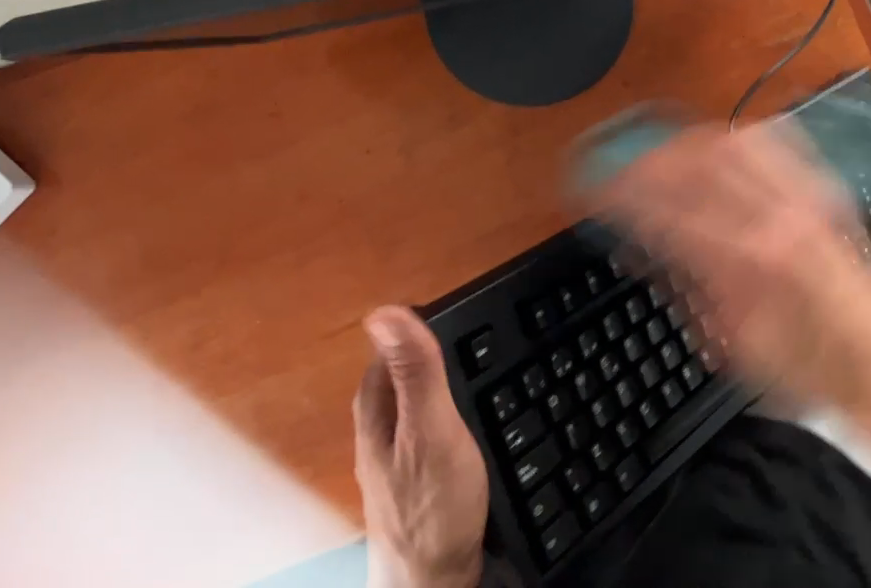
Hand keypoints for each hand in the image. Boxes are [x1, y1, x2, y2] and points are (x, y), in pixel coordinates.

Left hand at [354, 307, 488, 587]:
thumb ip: (414, 371)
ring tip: (493, 364)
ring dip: (453, 374)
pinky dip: (457, 402)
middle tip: (494, 336)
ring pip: (425, 389)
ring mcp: (397, 442)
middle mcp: (380, 418)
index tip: (475, 309)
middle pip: (412, 362)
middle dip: (446, 346)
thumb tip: (384, 309)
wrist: (436, 580)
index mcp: (376, 402)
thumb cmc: (433, 506)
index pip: (399, 337)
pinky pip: (436, 414)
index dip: (436, 320)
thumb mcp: (429, 429)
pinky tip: (478, 409)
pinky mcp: (418, 463)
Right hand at [592, 124, 870, 411]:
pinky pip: (776, 142)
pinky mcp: (822, 192)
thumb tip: (642, 248)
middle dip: (647, 159)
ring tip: (661, 154)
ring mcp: (805, 198)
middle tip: (619, 168)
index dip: (623, 196)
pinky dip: (737, 137)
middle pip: (696, 164)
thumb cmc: (804, 366)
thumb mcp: (732, 341)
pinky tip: (718, 144)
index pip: (669, 213)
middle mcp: (778, 218)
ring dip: (687, 142)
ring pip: (732, 142)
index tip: (595, 188)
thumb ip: (687, 286)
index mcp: (751, 262)